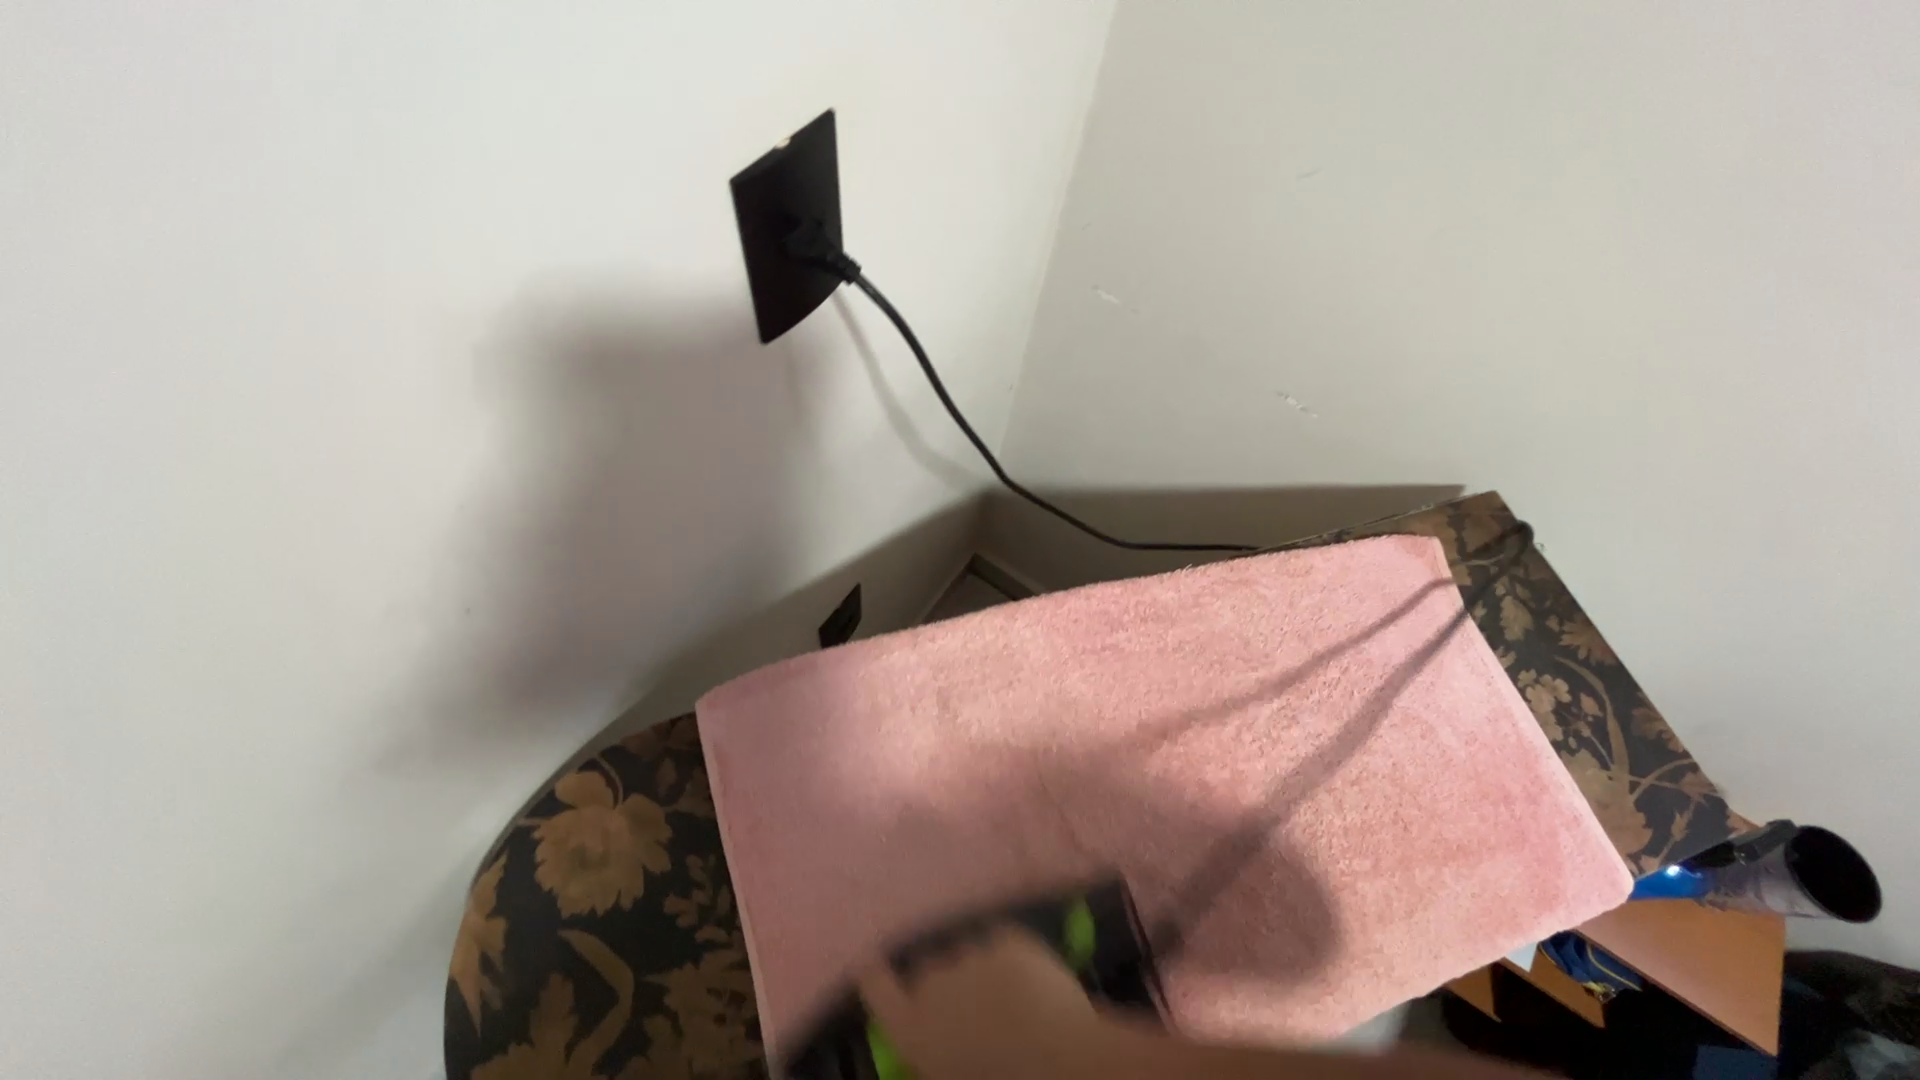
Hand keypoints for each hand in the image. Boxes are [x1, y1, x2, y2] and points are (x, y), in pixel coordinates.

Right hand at [858, 925, 1107, 1079]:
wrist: (1059, 1062)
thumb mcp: (948, 1075)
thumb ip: (933, 1061)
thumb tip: (932, 1052)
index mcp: (913, 1029)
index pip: (878, 990)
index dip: (875, 978)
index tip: (873, 968)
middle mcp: (933, 984)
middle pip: (928, 976)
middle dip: (945, 990)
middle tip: (973, 1015)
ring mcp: (971, 956)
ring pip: (969, 960)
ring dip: (980, 976)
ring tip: (1011, 1005)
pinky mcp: (1007, 940)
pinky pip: (1003, 949)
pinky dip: (1013, 963)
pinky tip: (1033, 987)